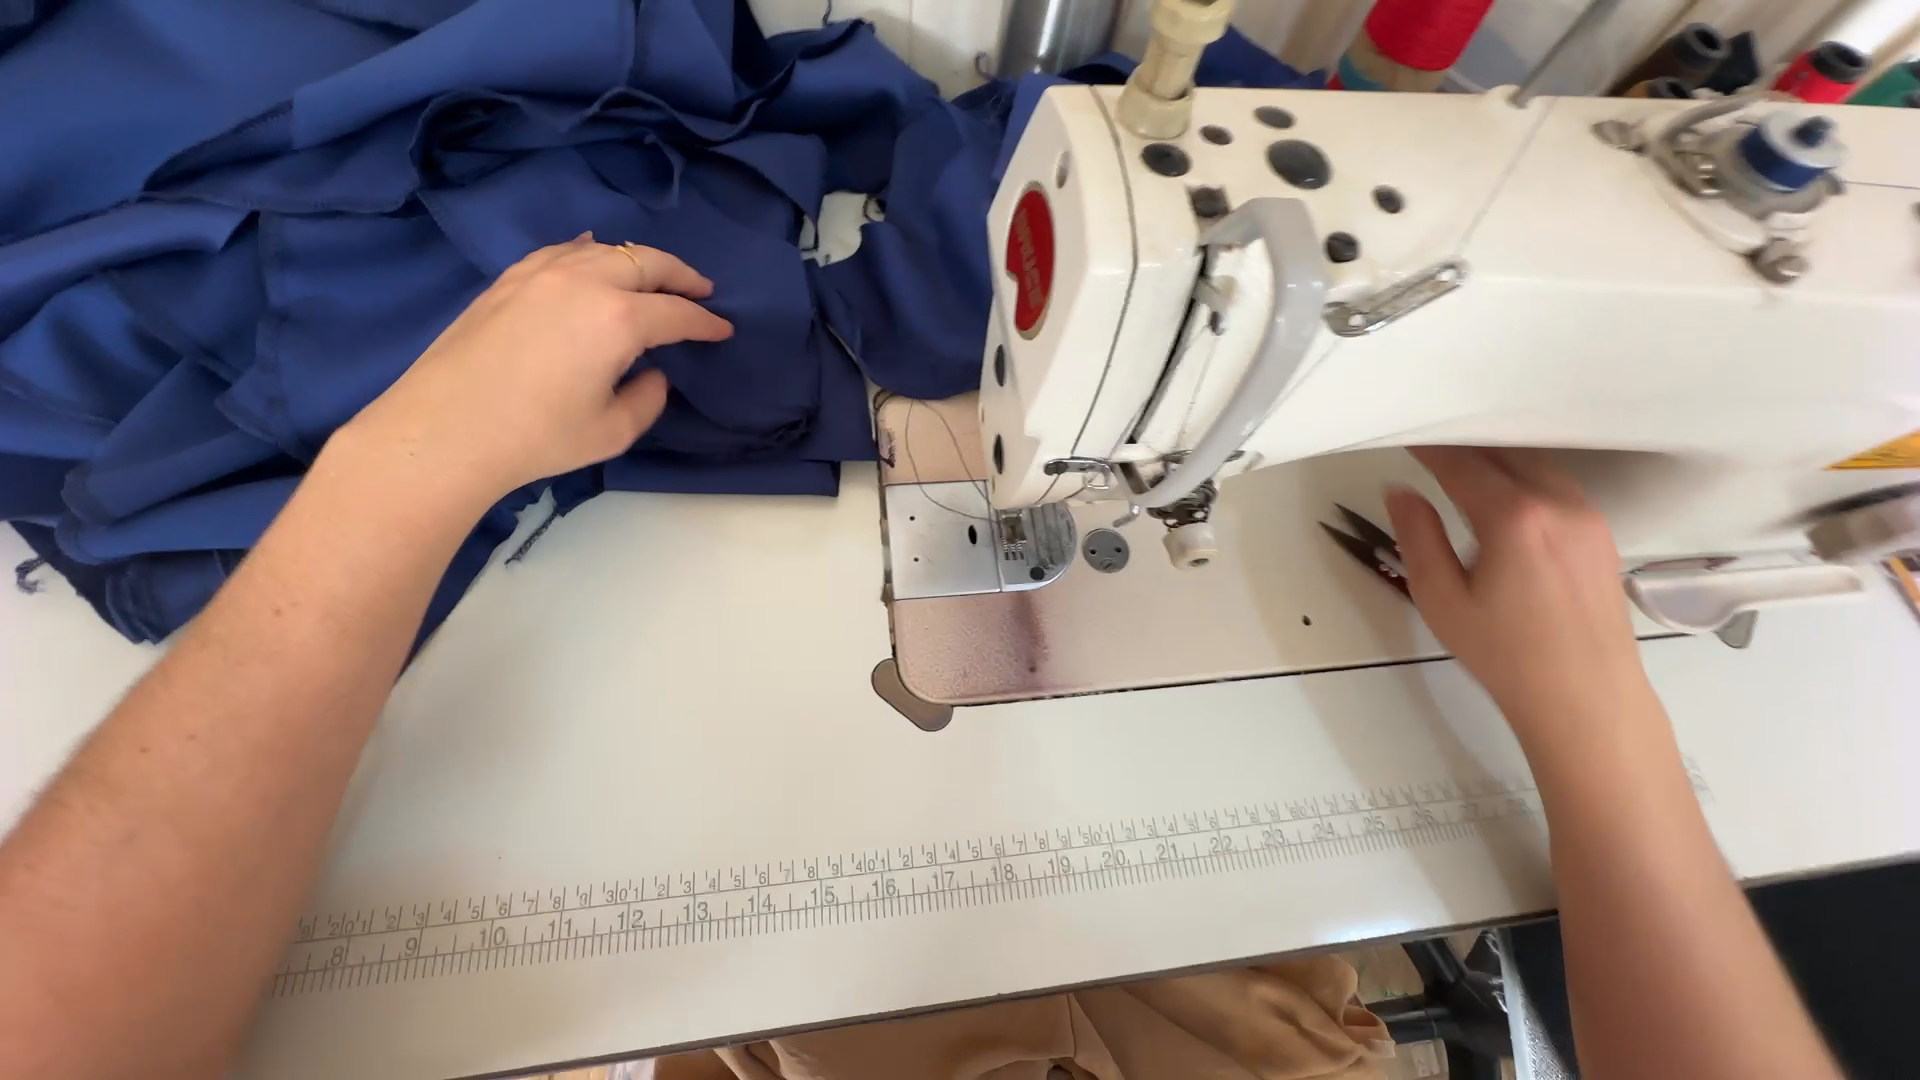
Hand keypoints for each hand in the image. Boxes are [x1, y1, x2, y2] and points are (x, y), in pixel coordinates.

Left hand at [339, 234, 732, 503]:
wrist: (446, 430)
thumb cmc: (539, 437)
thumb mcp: (614, 430)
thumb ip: (649, 398)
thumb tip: (652, 375)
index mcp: (618, 320)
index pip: (678, 313)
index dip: (706, 322)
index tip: (723, 330)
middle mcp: (584, 282)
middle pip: (647, 262)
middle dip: (682, 276)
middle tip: (702, 291)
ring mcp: (542, 273)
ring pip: (605, 249)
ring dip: (639, 260)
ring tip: (655, 277)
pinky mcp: (510, 279)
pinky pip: (563, 249)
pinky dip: (591, 250)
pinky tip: (594, 253)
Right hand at [1386, 447, 1656, 750]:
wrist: (1584, 696)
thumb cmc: (1502, 652)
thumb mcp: (1439, 596)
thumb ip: (1418, 535)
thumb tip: (1401, 491)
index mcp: (1514, 518)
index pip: (1464, 466)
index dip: (1432, 449)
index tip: (1408, 436)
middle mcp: (1559, 505)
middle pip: (1508, 454)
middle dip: (1468, 444)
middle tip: (1431, 443)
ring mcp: (1588, 518)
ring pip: (1539, 466)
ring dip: (1500, 455)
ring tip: (1463, 459)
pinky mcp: (1601, 535)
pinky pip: (1559, 485)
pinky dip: (1526, 474)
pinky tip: (1505, 487)